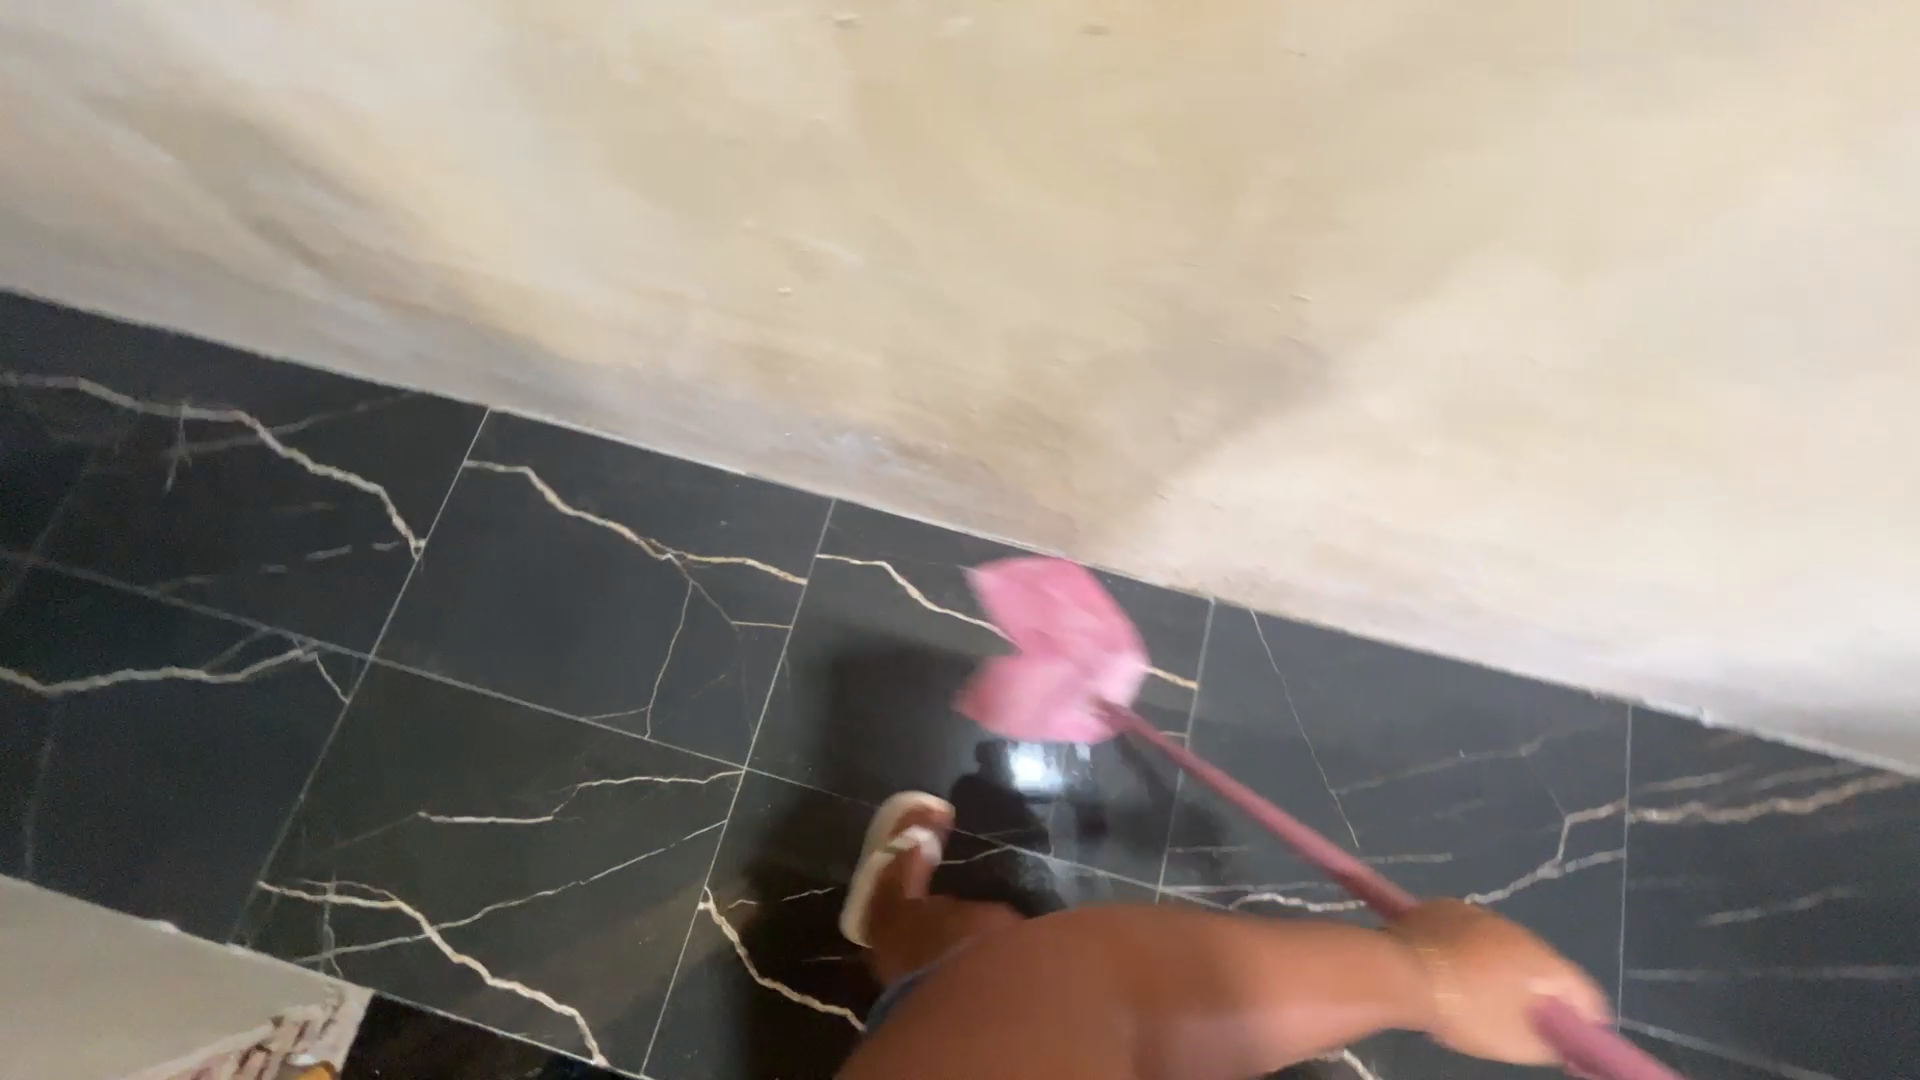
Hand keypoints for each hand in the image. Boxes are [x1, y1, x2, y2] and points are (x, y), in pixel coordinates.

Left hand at [1388, 899, 1610, 1064]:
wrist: (1400, 971)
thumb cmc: (1467, 1010)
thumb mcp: (1521, 1044)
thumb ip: (1553, 1041)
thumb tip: (1560, 1036)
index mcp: (1542, 959)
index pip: (1584, 991)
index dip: (1583, 1020)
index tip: (1567, 1039)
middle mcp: (1513, 927)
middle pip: (1540, 965)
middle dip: (1535, 991)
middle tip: (1516, 1016)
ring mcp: (1473, 912)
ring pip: (1501, 945)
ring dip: (1498, 966)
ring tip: (1477, 992)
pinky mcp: (1440, 906)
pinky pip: (1468, 932)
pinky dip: (1467, 949)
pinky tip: (1450, 967)